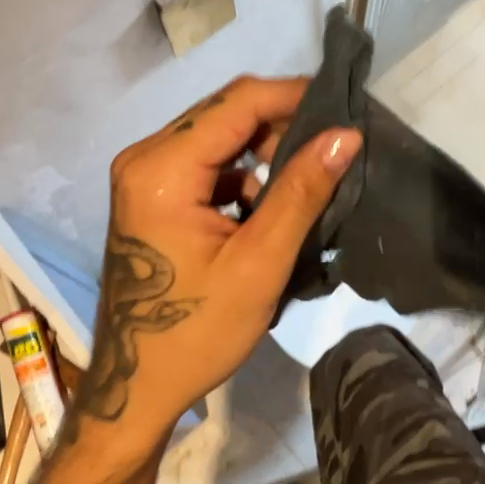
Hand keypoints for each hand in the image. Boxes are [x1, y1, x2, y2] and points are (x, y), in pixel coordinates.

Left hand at [70, 76, 360, 451]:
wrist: (138, 386)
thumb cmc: (197, 332)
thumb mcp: (260, 263)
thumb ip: (302, 192)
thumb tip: (346, 134)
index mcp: (162, 169)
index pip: (237, 102)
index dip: (295, 96)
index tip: (346, 109)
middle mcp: (146, 158)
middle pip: (226, 113)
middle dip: (283, 124)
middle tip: (335, 149)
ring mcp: (146, 175)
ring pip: (220, 135)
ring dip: (266, 150)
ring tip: (312, 179)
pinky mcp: (154, 194)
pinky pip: (209, 162)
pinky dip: (246, 172)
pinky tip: (274, 201)